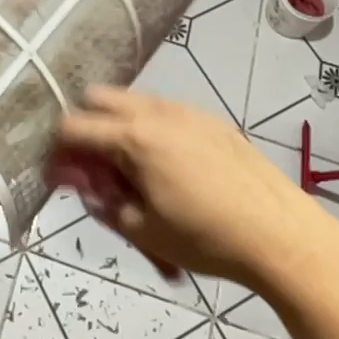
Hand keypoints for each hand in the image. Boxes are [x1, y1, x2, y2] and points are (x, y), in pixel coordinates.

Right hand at [51, 86, 338, 291]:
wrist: (281, 235)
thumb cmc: (205, 238)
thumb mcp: (142, 230)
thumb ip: (104, 203)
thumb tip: (85, 187)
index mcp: (132, 137)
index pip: (72, 127)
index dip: (57, 152)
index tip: (60, 179)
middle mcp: (156, 112)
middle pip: (100, 99)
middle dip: (87, 129)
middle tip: (94, 170)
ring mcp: (188, 111)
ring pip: (136, 103)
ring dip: (120, 127)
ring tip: (132, 172)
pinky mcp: (214, 121)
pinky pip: (167, 113)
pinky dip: (152, 130)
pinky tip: (169, 169)